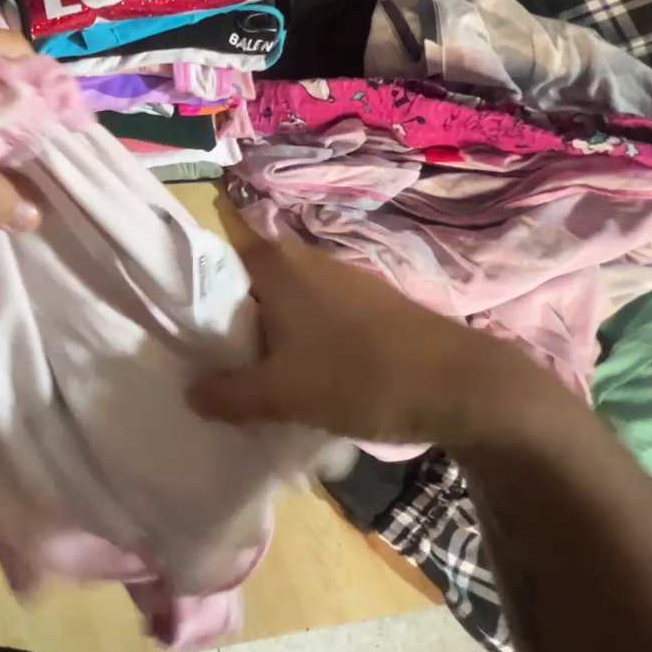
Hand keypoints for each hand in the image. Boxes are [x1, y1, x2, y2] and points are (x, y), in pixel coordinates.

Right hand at [185, 231, 571, 448]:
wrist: (472, 389)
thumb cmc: (360, 376)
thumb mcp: (281, 394)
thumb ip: (228, 394)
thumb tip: (190, 394)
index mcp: (274, 264)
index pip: (213, 256)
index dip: (193, 287)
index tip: (180, 323)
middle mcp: (304, 258)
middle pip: (246, 281)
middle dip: (229, 315)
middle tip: (212, 354)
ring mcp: (343, 278)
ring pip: (283, 298)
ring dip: (267, 328)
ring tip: (254, 369)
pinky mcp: (372, 302)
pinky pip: (315, 312)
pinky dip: (302, 336)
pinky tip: (305, 373)